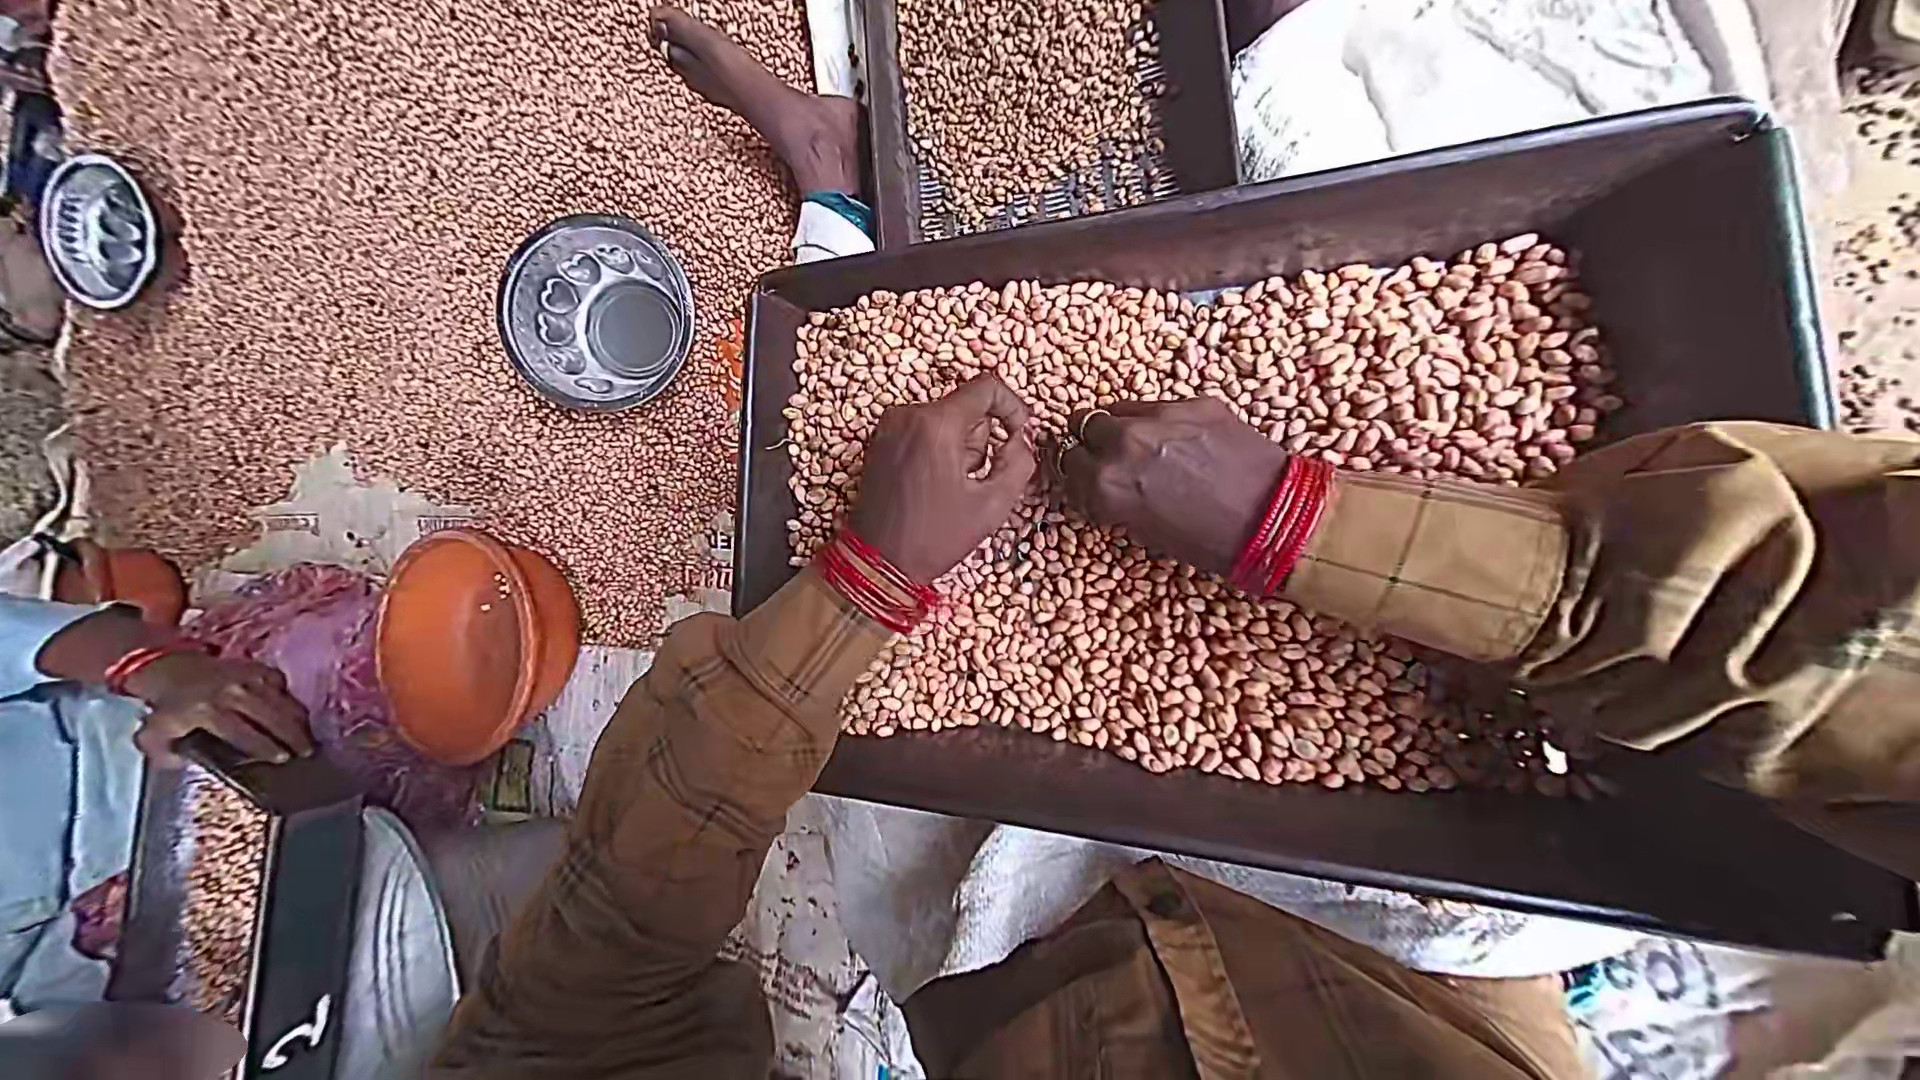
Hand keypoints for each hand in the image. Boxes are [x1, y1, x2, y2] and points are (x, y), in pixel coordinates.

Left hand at [123, 652, 312, 766]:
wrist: (175, 670)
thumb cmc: (169, 708)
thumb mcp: (154, 734)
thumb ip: (169, 755)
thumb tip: (196, 766)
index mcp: (206, 711)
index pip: (243, 733)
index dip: (264, 747)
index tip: (282, 759)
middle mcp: (234, 694)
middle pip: (274, 717)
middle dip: (294, 736)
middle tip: (307, 751)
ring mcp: (253, 680)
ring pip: (286, 704)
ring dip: (301, 722)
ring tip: (310, 737)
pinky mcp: (266, 671)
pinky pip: (286, 691)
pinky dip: (293, 705)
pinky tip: (296, 718)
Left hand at [850, 374, 1037, 583]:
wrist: (877, 562)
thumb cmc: (931, 538)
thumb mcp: (992, 505)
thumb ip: (1020, 462)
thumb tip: (1021, 440)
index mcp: (936, 424)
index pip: (987, 387)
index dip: (1013, 408)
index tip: (1019, 435)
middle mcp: (908, 415)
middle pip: (966, 407)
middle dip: (980, 441)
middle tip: (975, 481)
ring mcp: (890, 426)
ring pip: (946, 420)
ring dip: (960, 448)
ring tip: (951, 489)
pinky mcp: (881, 440)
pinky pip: (924, 431)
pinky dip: (938, 451)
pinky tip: (933, 486)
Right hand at [1056, 398, 1288, 575]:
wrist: (1275, 519)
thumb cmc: (1207, 540)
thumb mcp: (1142, 530)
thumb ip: (1112, 498)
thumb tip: (1100, 483)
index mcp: (1106, 484)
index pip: (1067, 463)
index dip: (1075, 471)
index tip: (1083, 474)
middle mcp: (1124, 445)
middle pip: (1082, 425)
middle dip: (1091, 442)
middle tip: (1106, 456)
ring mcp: (1159, 418)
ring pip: (1116, 409)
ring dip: (1118, 426)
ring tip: (1138, 445)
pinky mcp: (1193, 403)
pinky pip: (1157, 406)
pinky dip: (1158, 421)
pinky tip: (1178, 441)